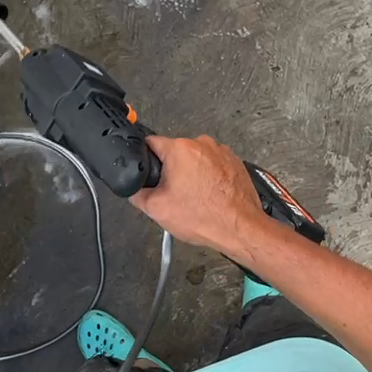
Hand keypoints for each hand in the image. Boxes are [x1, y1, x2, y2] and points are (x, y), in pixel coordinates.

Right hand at [130, 135, 277, 259]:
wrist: (238, 228)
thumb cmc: (204, 217)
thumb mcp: (155, 208)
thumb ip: (136, 193)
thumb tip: (132, 188)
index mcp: (180, 149)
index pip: (151, 142)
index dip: (145, 158)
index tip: (149, 171)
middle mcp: (202, 144)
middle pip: (175, 152)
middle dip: (171, 170)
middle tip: (174, 193)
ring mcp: (221, 151)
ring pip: (195, 159)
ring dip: (192, 174)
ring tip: (195, 197)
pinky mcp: (234, 162)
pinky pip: (213, 166)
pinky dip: (209, 178)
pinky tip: (209, 196)